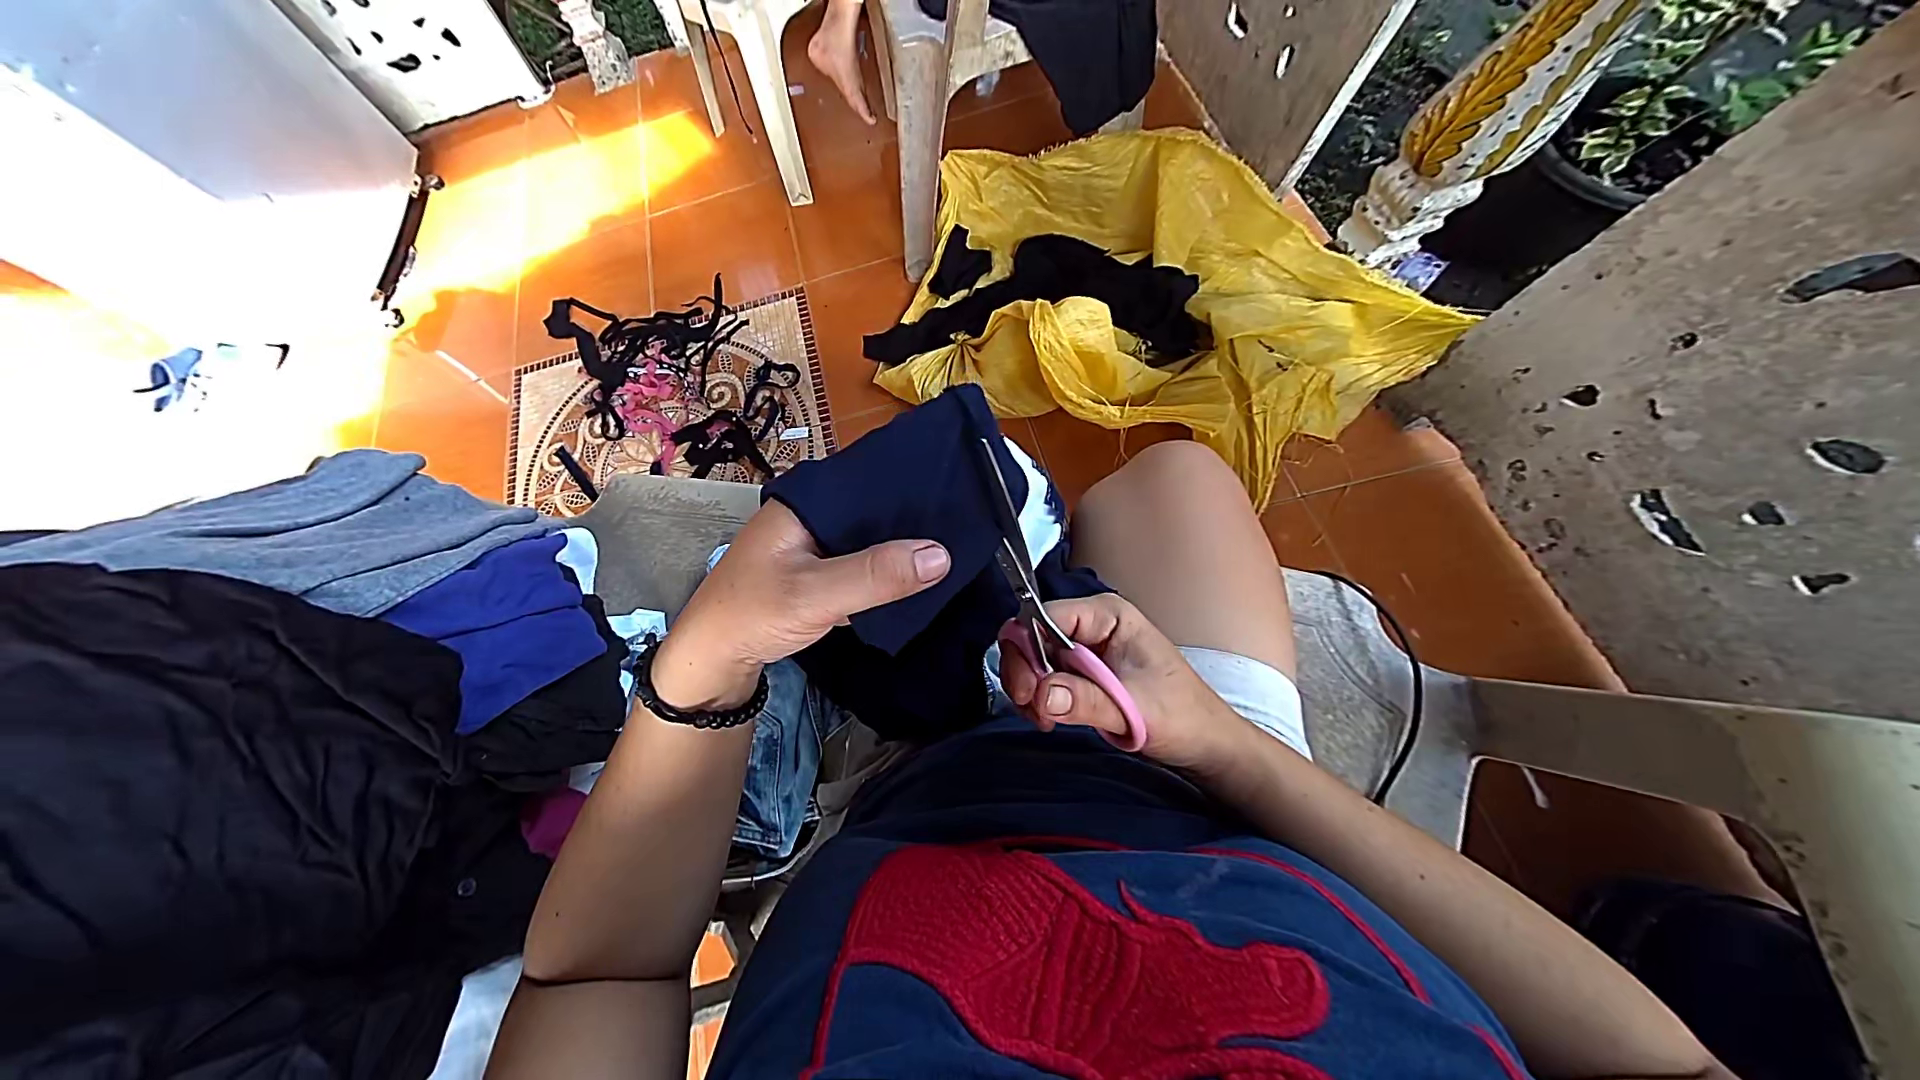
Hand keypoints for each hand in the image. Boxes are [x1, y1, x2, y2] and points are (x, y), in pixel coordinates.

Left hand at [651, 500, 949, 709]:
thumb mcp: (815, 595)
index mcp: (804, 503)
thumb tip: (941, 554)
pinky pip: (865, 563)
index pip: (868, 480)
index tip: (960, 492)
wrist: (714, 661)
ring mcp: (818, 546)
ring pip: (871, 538)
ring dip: (902, 547)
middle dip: (913, 519)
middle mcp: (813, 516)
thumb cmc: (751, 615)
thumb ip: (875, 576)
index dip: (911, 486)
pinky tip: (920, 573)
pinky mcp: (823, 572)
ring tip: (955, 543)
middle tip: (967, 521)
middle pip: (873, 510)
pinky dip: (888, 570)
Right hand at [998, 594, 1259, 773]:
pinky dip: (1038, 697)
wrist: (1204, 742)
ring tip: (1045, 719)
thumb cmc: (1182, 717)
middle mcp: (1091, 623)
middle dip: (1024, 672)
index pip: (1044, 616)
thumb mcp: (1134, 709)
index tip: (1027, 692)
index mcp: (1108, 615)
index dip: (1027, 649)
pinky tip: (1050, 717)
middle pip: (1031, 634)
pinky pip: (1043, 675)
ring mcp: (1084, 646)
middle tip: (1032, 709)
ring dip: (1029, 689)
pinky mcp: (1080, 669)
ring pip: (1032, 656)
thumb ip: (1086, 700)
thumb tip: (1041, 693)